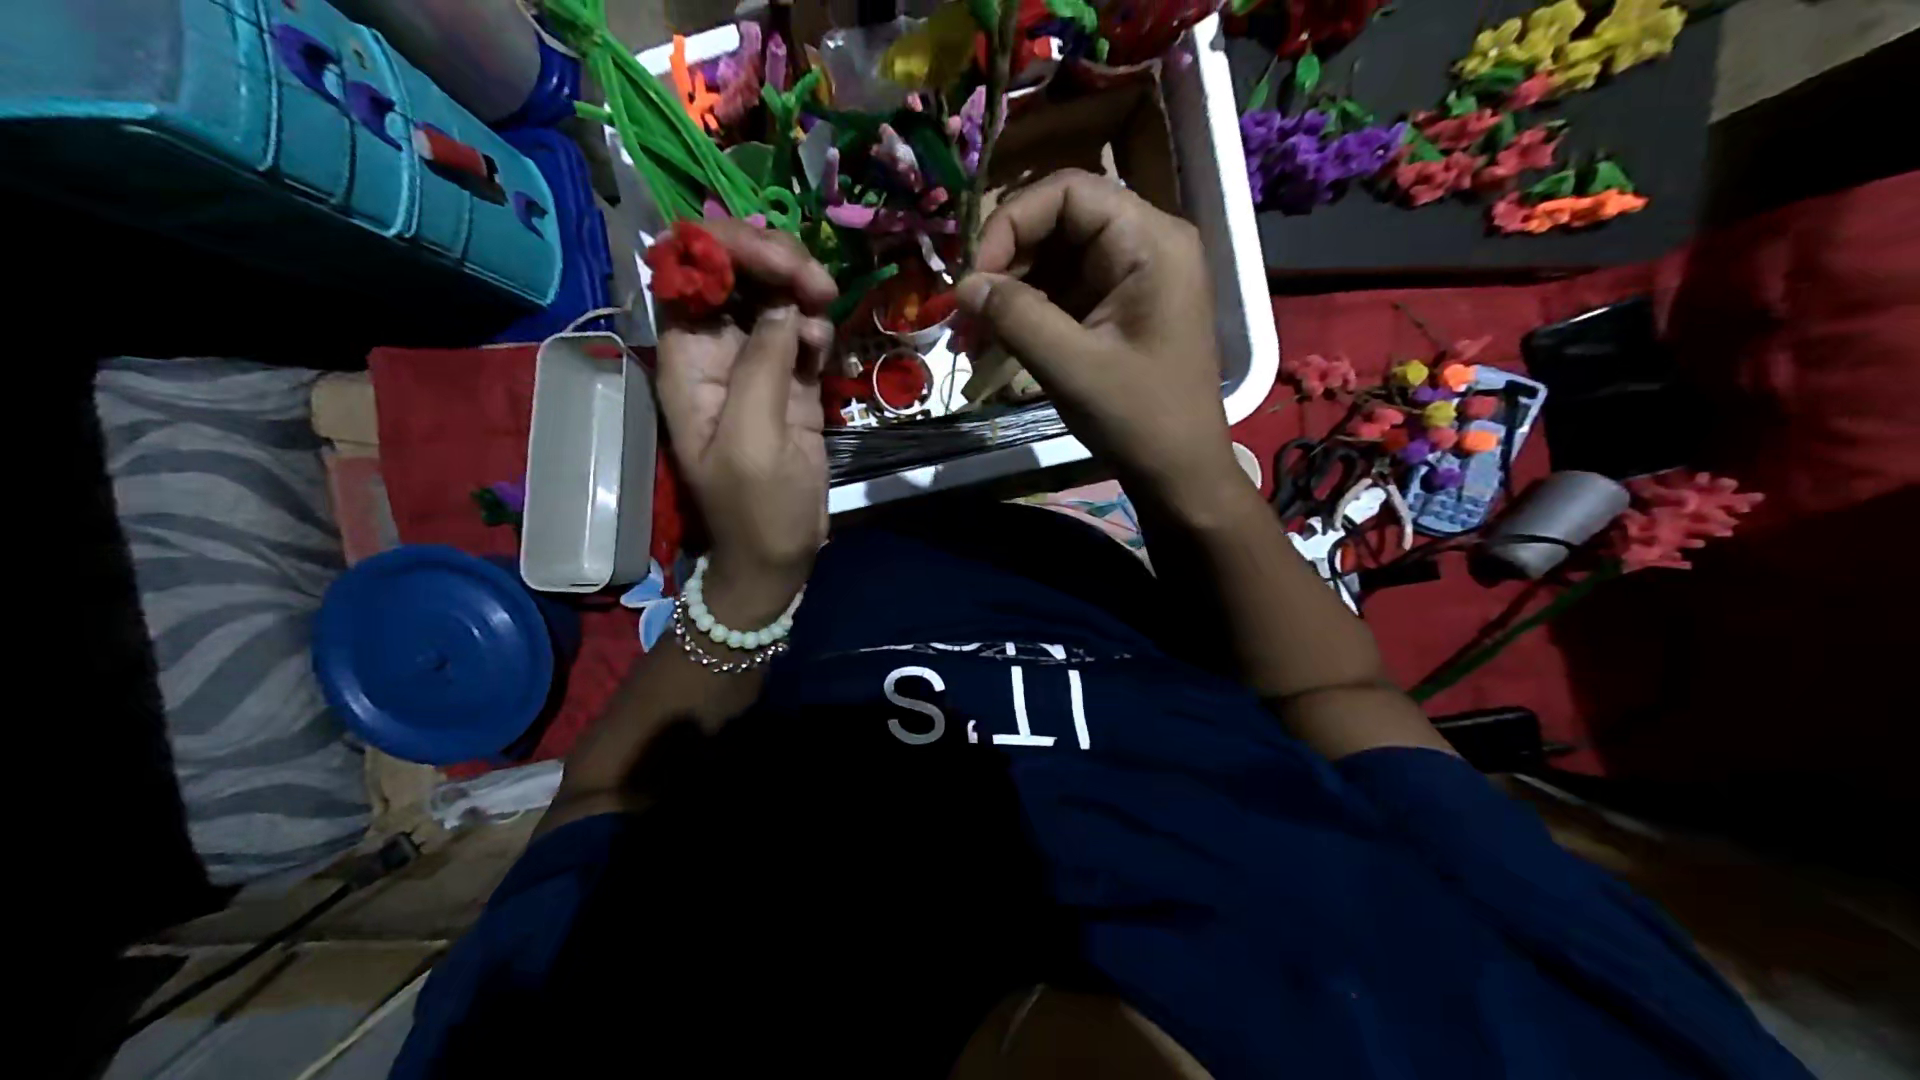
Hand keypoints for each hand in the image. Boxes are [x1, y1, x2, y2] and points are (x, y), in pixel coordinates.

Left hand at [654, 219, 837, 621]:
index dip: (722, 249)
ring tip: (827, 311)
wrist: (779, 554)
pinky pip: (799, 330)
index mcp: (687, 364)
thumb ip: (762, 366)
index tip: (775, 259)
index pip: (686, 275)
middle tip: (818, 284)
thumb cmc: (757, 509)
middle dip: (774, 262)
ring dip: (801, 289)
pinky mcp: (788, 381)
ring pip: (771, 295)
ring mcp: (754, 366)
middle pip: (732, 274)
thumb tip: (784, 306)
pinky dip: (815, 327)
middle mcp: (715, 355)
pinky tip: (825, 348)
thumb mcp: (754, 440)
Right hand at [956, 170, 1246, 521]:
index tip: (976, 276)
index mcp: (1150, 242)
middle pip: (1060, 222)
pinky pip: (1064, 292)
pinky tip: (996, 342)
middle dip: (1006, 262)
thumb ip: (1015, 316)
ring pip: (1056, 259)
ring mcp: (1132, 278)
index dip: (1012, 221)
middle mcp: (1145, 245)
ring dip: (1010, 291)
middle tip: (967, 311)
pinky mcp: (1119, 308)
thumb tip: (963, 285)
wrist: (1178, 472)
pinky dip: (1028, 312)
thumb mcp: (1070, 365)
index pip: (1070, 191)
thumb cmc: (1137, 418)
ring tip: (973, 336)